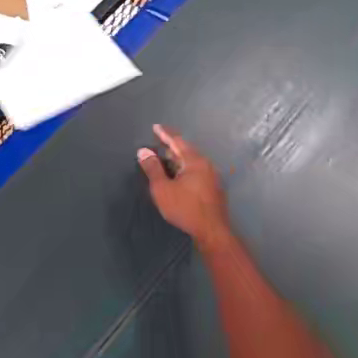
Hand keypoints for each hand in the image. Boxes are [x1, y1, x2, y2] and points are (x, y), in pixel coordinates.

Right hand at [137, 124, 230, 246]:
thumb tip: (144, 151)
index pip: (178, 141)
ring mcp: (212, 177)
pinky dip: (185, 170)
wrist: (212, 230)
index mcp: (194, 161)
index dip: (165, 134)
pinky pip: (197, 172)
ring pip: (192, 162)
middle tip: (158, 145)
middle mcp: (206, 164)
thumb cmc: (185, 208)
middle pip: (186, 151)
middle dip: (171, 148)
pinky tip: (179, 178)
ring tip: (165, 162)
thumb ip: (152, 169)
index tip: (156, 127)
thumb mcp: (162, 189)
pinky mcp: (214, 188)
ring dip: (178, 160)